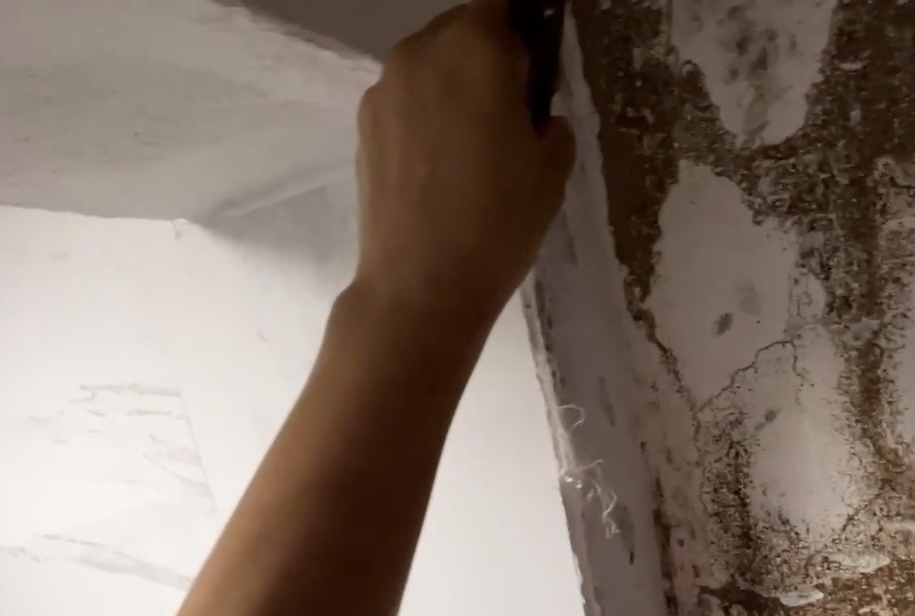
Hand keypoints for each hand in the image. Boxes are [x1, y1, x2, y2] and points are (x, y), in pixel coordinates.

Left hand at [351, 0, 575, 336]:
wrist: (420, 289)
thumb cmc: (497, 228)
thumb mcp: (550, 174)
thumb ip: (550, 125)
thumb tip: (535, 118)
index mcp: (476, 47)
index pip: (506, 7)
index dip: (526, 38)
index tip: (535, 78)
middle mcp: (421, 52)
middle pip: (463, 33)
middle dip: (488, 63)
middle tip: (507, 124)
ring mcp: (384, 90)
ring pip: (430, 70)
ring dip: (453, 94)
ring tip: (470, 158)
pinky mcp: (363, 130)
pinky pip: (405, 106)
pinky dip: (424, 123)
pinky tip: (438, 176)